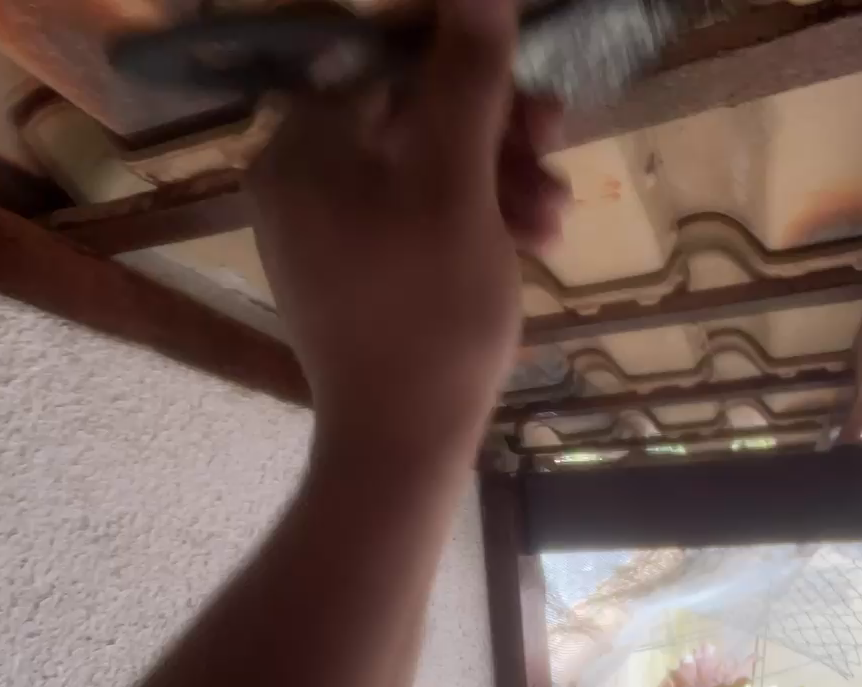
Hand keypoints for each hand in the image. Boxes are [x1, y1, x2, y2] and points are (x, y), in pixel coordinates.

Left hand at [246, 0, 565, 459]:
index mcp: (303, 149)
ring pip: (425, 178)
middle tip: (559, 153)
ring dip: (498, 186)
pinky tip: (527, 246)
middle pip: (412, 123)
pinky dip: (472, 229)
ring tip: (557, 220)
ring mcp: (328, 237)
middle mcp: (302, 184)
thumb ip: (466, 79)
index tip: (539, 109)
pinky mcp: (359, 280)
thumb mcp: (457, 187)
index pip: (391, 66)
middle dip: (497, 139)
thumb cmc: (429, 315)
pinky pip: (418, 227)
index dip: (474, 73)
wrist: (403, 445)